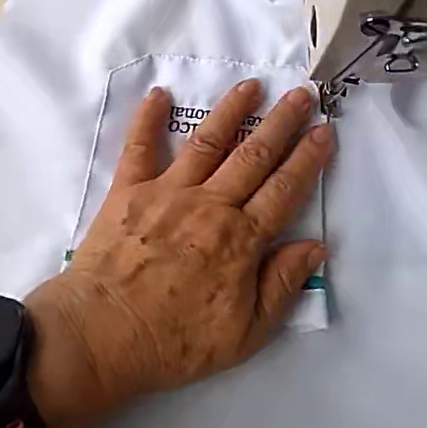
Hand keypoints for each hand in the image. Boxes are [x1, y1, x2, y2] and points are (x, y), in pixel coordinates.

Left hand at [24, 78, 333, 427]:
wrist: (102, 334)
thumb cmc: (174, 342)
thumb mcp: (244, 333)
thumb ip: (281, 286)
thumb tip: (315, 245)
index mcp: (241, 239)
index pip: (285, 190)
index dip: (308, 159)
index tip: (324, 131)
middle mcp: (209, 205)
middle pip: (254, 156)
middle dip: (282, 122)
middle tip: (301, 94)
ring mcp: (167, 192)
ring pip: (207, 142)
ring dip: (232, 110)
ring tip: (251, 85)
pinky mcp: (128, 190)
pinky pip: (140, 147)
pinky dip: (148, 118)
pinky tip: (159, 94)